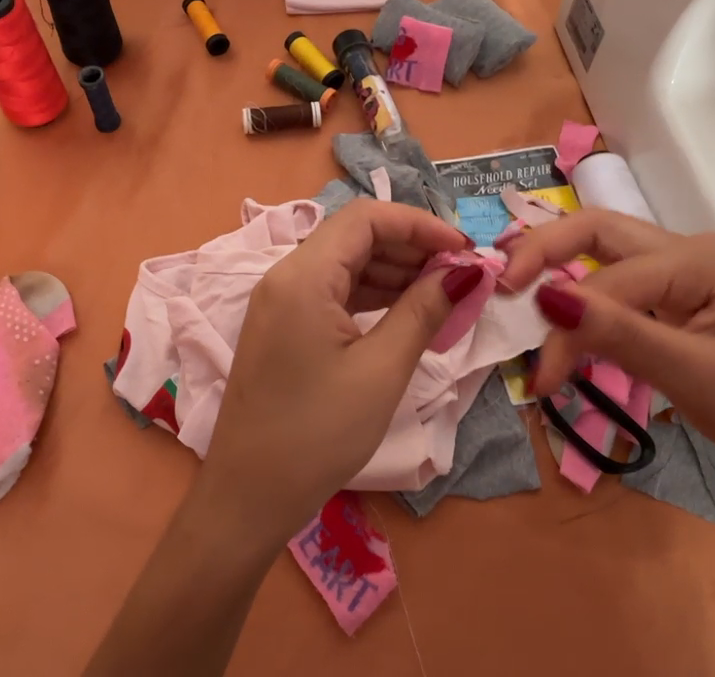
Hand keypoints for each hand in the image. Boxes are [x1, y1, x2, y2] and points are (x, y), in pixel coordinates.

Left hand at [199, 199, 478, 545]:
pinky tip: (407, 314)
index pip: (365, 218)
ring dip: (395, 272)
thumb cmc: (318, 433)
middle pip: (354, 237)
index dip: (420, 225)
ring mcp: (280, 303)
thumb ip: (423, 311)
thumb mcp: (381, 371)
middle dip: (411, 248)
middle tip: (461, 275)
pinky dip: (372, 296)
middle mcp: (285, 276)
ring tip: (444, 296)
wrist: (248, 496)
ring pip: (345, 265)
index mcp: (302, 276)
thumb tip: (465, 272)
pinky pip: (332, 293)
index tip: (466, 250)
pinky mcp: (282, 328)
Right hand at [498, 210, 714, 488]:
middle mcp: (686, 253)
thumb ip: (618, 332)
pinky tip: (565, 323)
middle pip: (597, 233)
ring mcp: (687, 278)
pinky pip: (622, 291)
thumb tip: (542, 295)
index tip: (537, 381)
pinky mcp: (684, 306)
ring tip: (518, 297)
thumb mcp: (696, 374)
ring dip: (562, 274)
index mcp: (694, 258)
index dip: (561, 326)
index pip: (603, 281)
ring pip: (606, 259)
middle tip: (499, 284)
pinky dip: (587, 303)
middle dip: (544, 251)